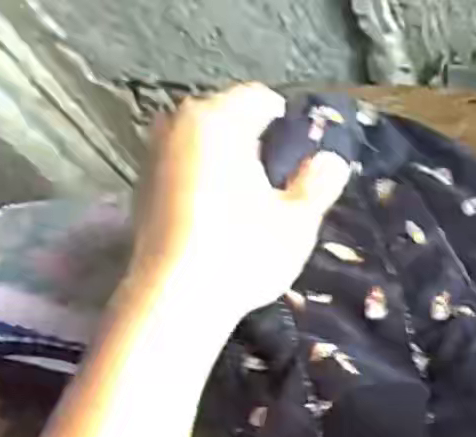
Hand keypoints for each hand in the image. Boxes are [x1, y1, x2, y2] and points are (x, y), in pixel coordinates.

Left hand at [127, 83, 350, 322]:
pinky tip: (220, 222)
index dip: (287, 123)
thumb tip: (333, 161)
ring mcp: (155, 155)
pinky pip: (184, 173)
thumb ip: (316, 186)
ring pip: (203, 147)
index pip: (259, 99)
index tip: (303, 154)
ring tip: (250, 205)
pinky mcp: (143, 190)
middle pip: (227, 119)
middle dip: (254, 145)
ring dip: (227, 166)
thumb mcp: (296, 224)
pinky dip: (204, 186)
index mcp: (219, 119)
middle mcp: (179, 124)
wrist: (177, 298)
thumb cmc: (243, 254)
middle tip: (280, 185)